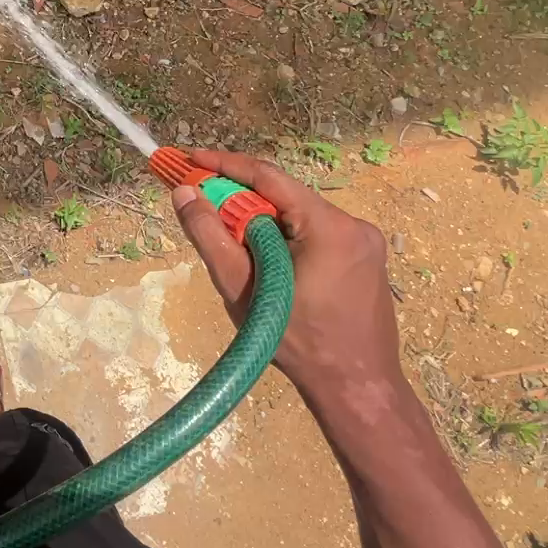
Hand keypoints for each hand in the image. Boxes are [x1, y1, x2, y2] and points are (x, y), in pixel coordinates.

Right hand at [169, 148, 401, 400]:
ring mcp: (364, 243)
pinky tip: (260, 259)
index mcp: (329, 226)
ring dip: (258, 219)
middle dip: (237, 197)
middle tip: (200, 204)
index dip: (224, 164)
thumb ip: (208, 234)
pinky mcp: (364, 260)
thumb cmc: (295, 338)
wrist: (357, 389)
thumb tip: (184, 192)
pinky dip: (278, 235)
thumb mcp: (240, 285)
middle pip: (282, 195)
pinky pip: (310, 232)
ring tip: (228, 242)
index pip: (268, 177)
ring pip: (295, 215)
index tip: (188, 158)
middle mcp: (354, 225)